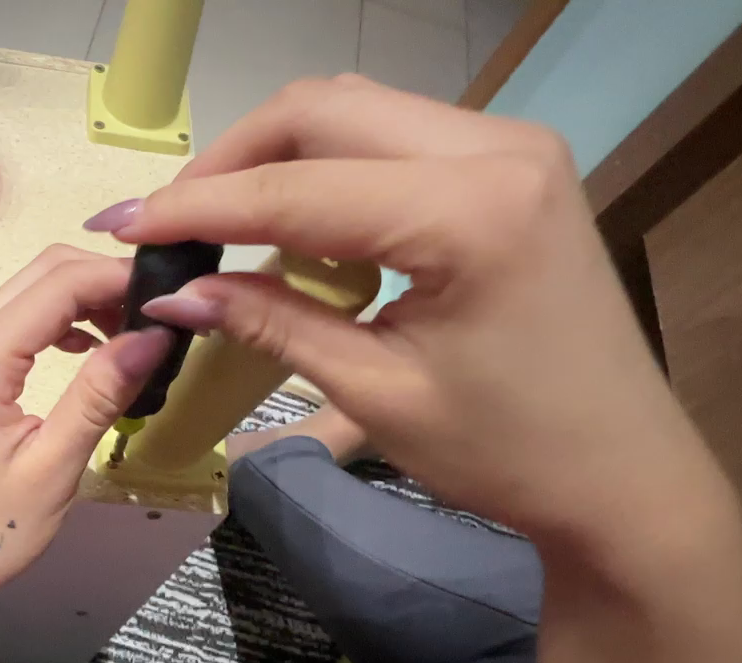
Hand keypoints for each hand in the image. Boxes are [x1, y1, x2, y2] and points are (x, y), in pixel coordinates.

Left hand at [0, 246, 171, 620]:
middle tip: (157, 313)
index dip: (117, 279)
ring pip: (30, 294)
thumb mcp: (54, 465)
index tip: (170, 300)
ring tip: (134, 333)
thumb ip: (100, 394)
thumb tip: (154, 333)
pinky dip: (61, 323)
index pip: (57, 284)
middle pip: (41, 274)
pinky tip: (92, 351)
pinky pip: (18, 325)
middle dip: (103, 279)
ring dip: (84, 299)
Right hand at [91, 77, 740, 568]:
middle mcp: (496, 148)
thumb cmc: (501, 450)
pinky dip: (317, 175)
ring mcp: (507, 149)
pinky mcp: (503, 171)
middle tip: (166, 222)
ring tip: (209, 223)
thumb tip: (176, 295)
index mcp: (468, 212)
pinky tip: (281, 225)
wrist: (617, 469)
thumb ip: (270, 324)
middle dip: (228, 162)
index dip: (197, 208)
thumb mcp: (371, 391)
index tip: (124, 227)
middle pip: (322, 113)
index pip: (296, 191)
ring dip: (269, 161)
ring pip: (353, 117)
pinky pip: (386, 145)